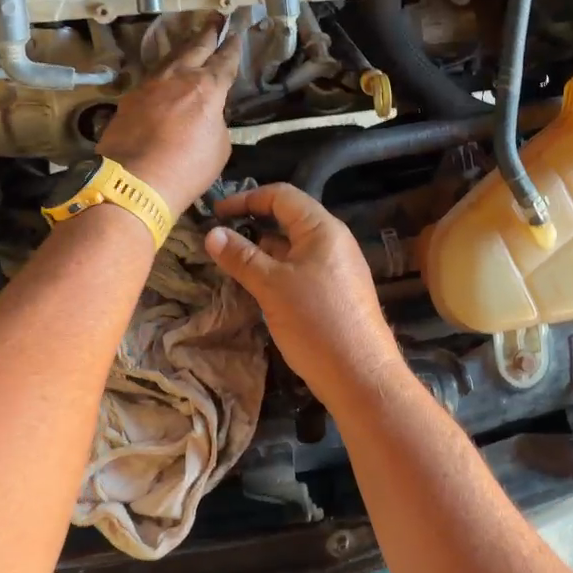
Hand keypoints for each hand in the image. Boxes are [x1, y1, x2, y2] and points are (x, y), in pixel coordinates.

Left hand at [96, 20, 241, 208]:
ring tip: (190, 40)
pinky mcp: (129, 98)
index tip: (236, 35)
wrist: (132, 182)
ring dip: (183, 47)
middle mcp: (178, 77)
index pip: (224, 61)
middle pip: (195, 47)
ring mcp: (150, 85)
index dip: (232, 48)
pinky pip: (152, 75)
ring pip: (170, 57)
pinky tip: (165, 71)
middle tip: (215, 19)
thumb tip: (206, 115)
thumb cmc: (186, 168)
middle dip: (208, 32)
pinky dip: (164, 69)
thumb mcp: (218, 146)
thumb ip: (215, 121)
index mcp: (207, 88)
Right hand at [206, 184, 405, 407]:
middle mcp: (333, 240)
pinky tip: (256, 286)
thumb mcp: (272, 287)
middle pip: (288, 219)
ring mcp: (336, 267)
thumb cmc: (316, 322)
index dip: (247, 198)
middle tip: (219, 237)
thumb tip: (212, 233)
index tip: (216, 213)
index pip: (281, 196)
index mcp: (322, 228)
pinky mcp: (335, 292)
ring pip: (293, 247)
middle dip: (253, 224)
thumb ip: (242, 257)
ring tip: (229, 262)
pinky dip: (276, 270)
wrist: (360, 376)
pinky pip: (301, 268)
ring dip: (263, 250)